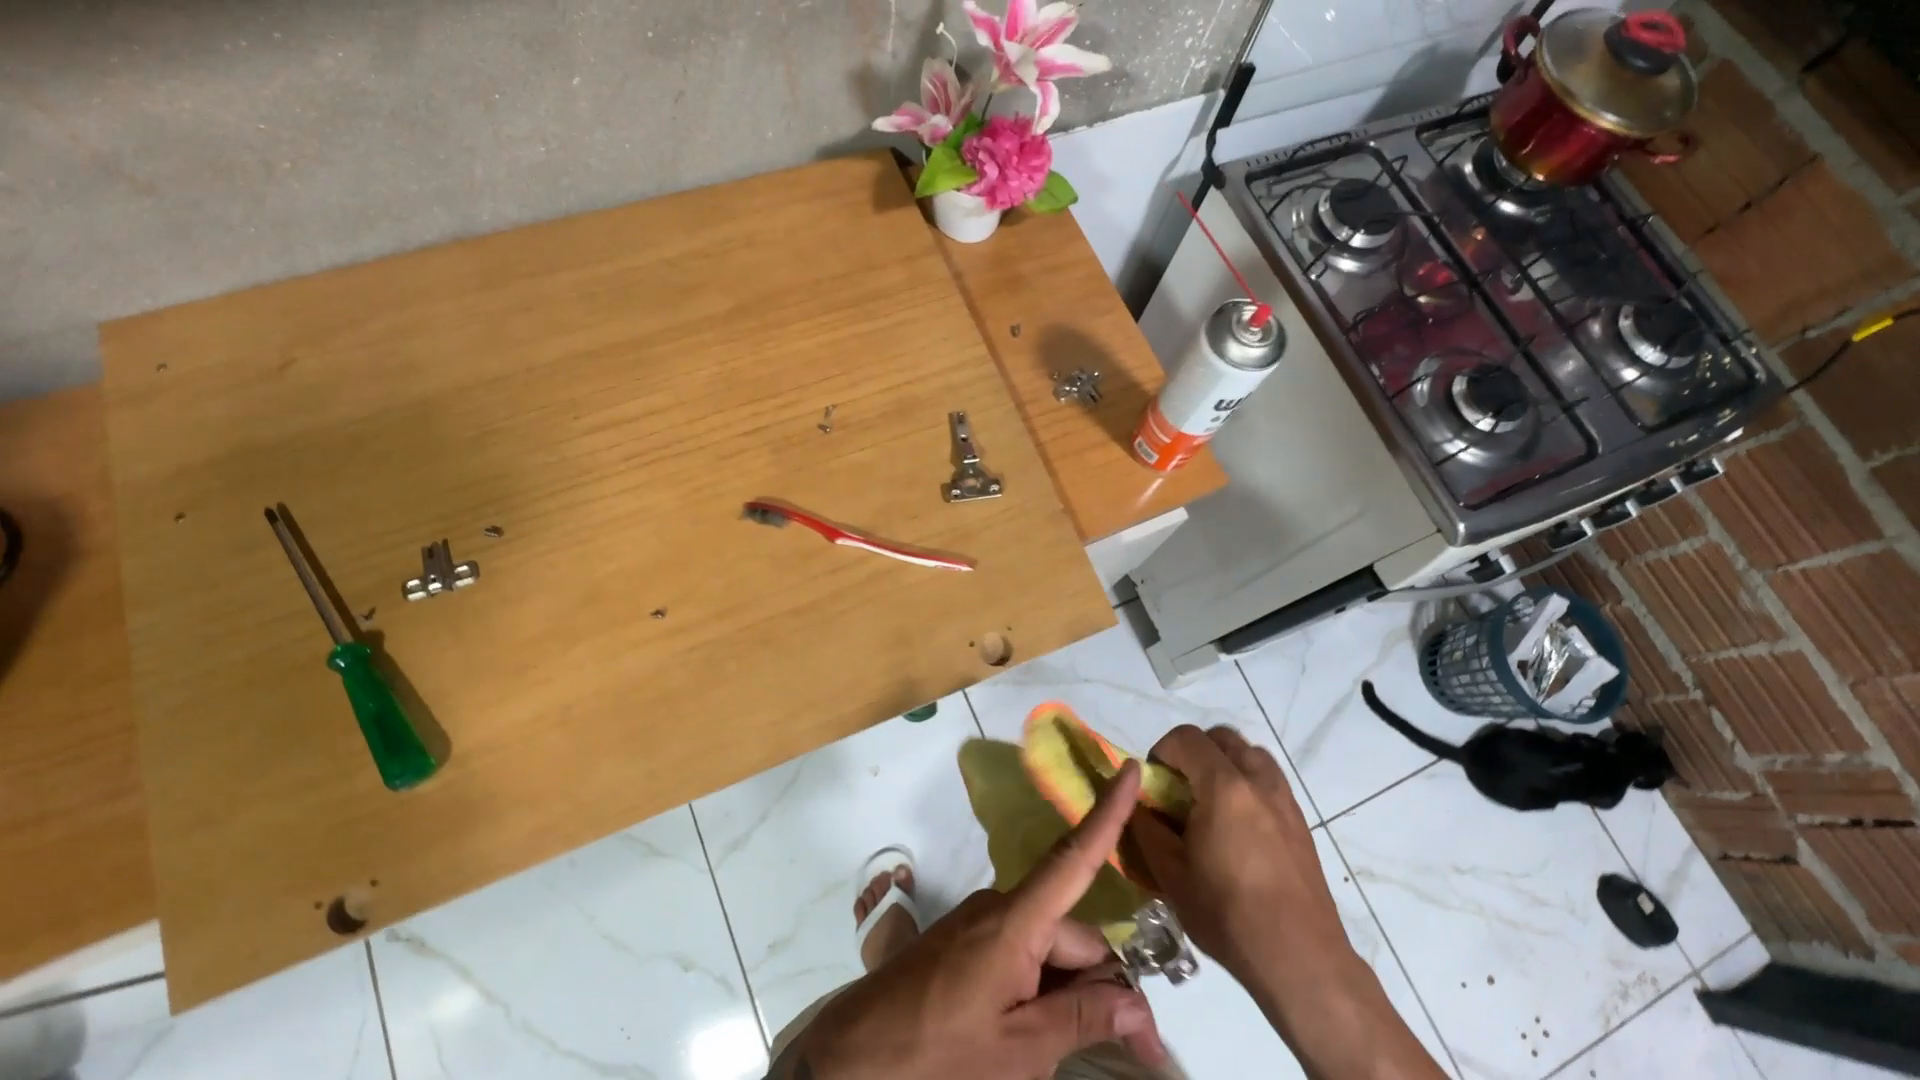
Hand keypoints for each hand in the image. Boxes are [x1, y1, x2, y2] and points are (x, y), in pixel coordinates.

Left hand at [778, 761, 1168, 1079]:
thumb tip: (1137, 1003)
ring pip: (1047, 952)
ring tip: (1081, 1049)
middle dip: (1106, 985)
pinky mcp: (962, 947)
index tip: (1131, 768)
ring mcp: (977, 928)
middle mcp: (998, 911)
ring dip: (1072, 993)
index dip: (1107, 814)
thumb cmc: (936, 1050)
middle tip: (1138, 1047)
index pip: (1073, 858)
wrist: (850, 1059)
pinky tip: (1041, 1032)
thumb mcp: (1019, 1049)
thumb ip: (1080, 1018)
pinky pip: (1019, 958)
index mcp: (1015, 923)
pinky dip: (1040, 990)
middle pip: (1073, 936)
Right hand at [1132, 726, 1449, 1079]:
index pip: (1186, 737)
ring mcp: (1285, 798)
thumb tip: (1138, 807)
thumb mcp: (1170, 874)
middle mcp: (1258, 780)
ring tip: (1209, 806)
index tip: (1153, 786)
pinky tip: (1236, 829)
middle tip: (1178, 791)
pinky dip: (1246, 785)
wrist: (1298, 955)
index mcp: (1223, 787)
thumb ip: (1147, 830)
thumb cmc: (1227, 914)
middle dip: (1194, 753)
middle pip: (1221, 738)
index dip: (1162, 752)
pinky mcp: (1300, 820)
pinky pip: (1268, 780)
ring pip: (1250, 755)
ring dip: (1224, 765)